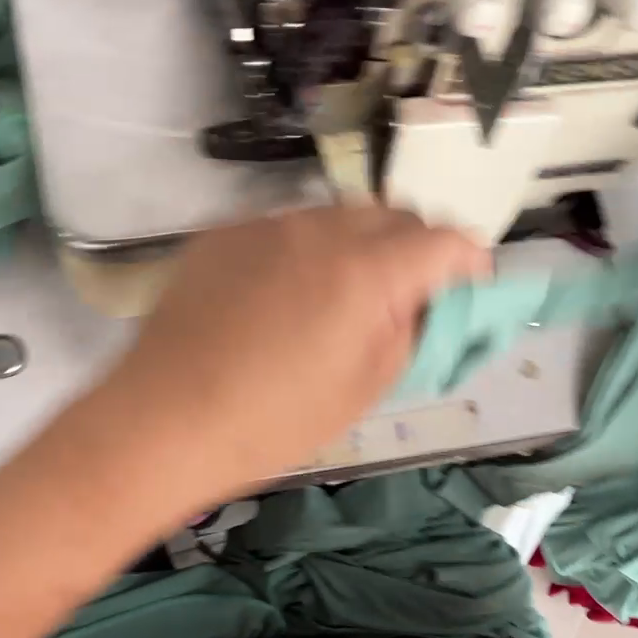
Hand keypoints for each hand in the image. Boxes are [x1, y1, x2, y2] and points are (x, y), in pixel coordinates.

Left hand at [90, 205, 489, 496]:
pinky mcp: (224, 233)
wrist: (164, 421)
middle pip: (393, 215)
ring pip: (338, 216)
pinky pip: (285, 229)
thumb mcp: (364, 388)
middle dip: (416, 247)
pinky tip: (282, 296)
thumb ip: (410, 331)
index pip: (445, 240)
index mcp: (366, 272)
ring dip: (359, 244)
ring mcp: (266, 225)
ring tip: (342, 295)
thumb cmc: (272, 423)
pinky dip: (305, 251)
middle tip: (410, 292)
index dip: (470, 259)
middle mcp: (320, 229)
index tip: (472, 282)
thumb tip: (426, 301)